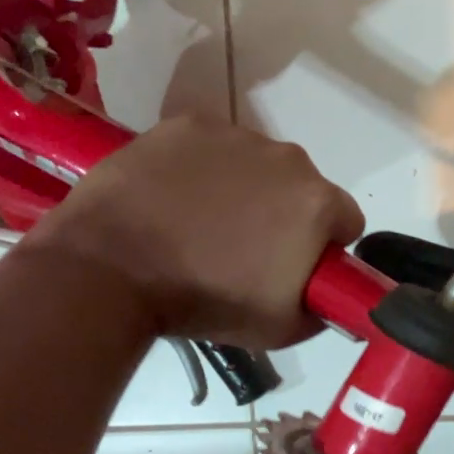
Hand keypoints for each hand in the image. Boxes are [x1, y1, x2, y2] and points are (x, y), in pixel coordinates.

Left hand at [19, 115, 363, 347]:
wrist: (106, 272)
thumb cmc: (205, 301)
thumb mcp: (283, 328)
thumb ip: (322, 307)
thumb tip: (326, 296)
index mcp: (320, 204)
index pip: (346, 222)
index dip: (324, 246)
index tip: (294, 265)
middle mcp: (289, 160)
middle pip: (304, 188)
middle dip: (285, 213)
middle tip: (245, 247)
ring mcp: (235, 138)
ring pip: (259, 165)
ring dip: (246, 188)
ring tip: (203, 221)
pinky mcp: (186, 126)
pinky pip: (212, 146)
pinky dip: (203, 167)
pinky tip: (177, 195)